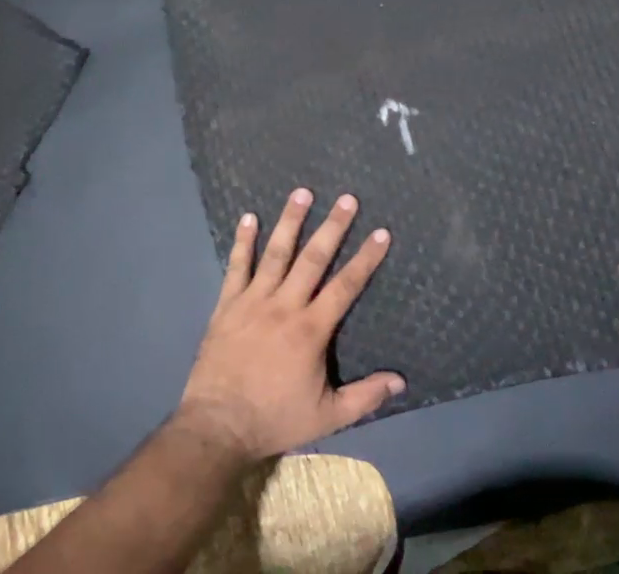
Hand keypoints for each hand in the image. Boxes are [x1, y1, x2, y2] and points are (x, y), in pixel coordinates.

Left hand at [177, 188, 402, 461]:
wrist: (217, 426)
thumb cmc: (275, 419)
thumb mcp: (327, 416)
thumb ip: (365, 396)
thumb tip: (401, 380)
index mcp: (311, 330)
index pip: (345, 286)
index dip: (365, 259)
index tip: (381, 232)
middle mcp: (284, 306)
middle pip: (313, 259)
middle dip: (333, 227)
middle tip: (347, 199)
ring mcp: (253, 302)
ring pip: (275, 254)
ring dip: (290, 222)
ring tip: (302, 192)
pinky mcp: (226, 306)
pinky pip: (236, 268)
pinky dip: (243, 242)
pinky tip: (248, 218)